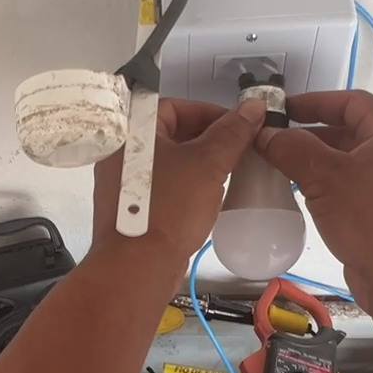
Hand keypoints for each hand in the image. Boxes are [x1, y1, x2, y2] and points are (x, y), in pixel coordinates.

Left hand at [91, 98, 263, 272]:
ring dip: (197, 165)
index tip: (236, 126)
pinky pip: (161, 187)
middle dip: (207, 140)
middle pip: (170, 134)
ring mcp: (121, 183)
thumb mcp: (208, 163)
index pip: (174, 107)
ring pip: (167, 163)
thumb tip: (252, 107)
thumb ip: (232, 132)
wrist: (138, 265)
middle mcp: (120, 155)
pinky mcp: (130, 209)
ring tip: (225, 174)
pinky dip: (183, 187)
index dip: (209, 113)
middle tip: (235, 150)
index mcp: (131, 132)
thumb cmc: (166, 210)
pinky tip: (205, 198)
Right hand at [256, 91, 372, 294]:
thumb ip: (292, 149)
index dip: (315, 102)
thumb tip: (267, 134)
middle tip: (274, 144)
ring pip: (350, 166)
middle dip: (310, 137)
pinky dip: (327, 191)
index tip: (282, 109)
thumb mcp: (326, 176)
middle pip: (351, 134)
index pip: (353, 102)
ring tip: (281, 172)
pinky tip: (304, 202)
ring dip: (316, 166)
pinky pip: (353, 193)